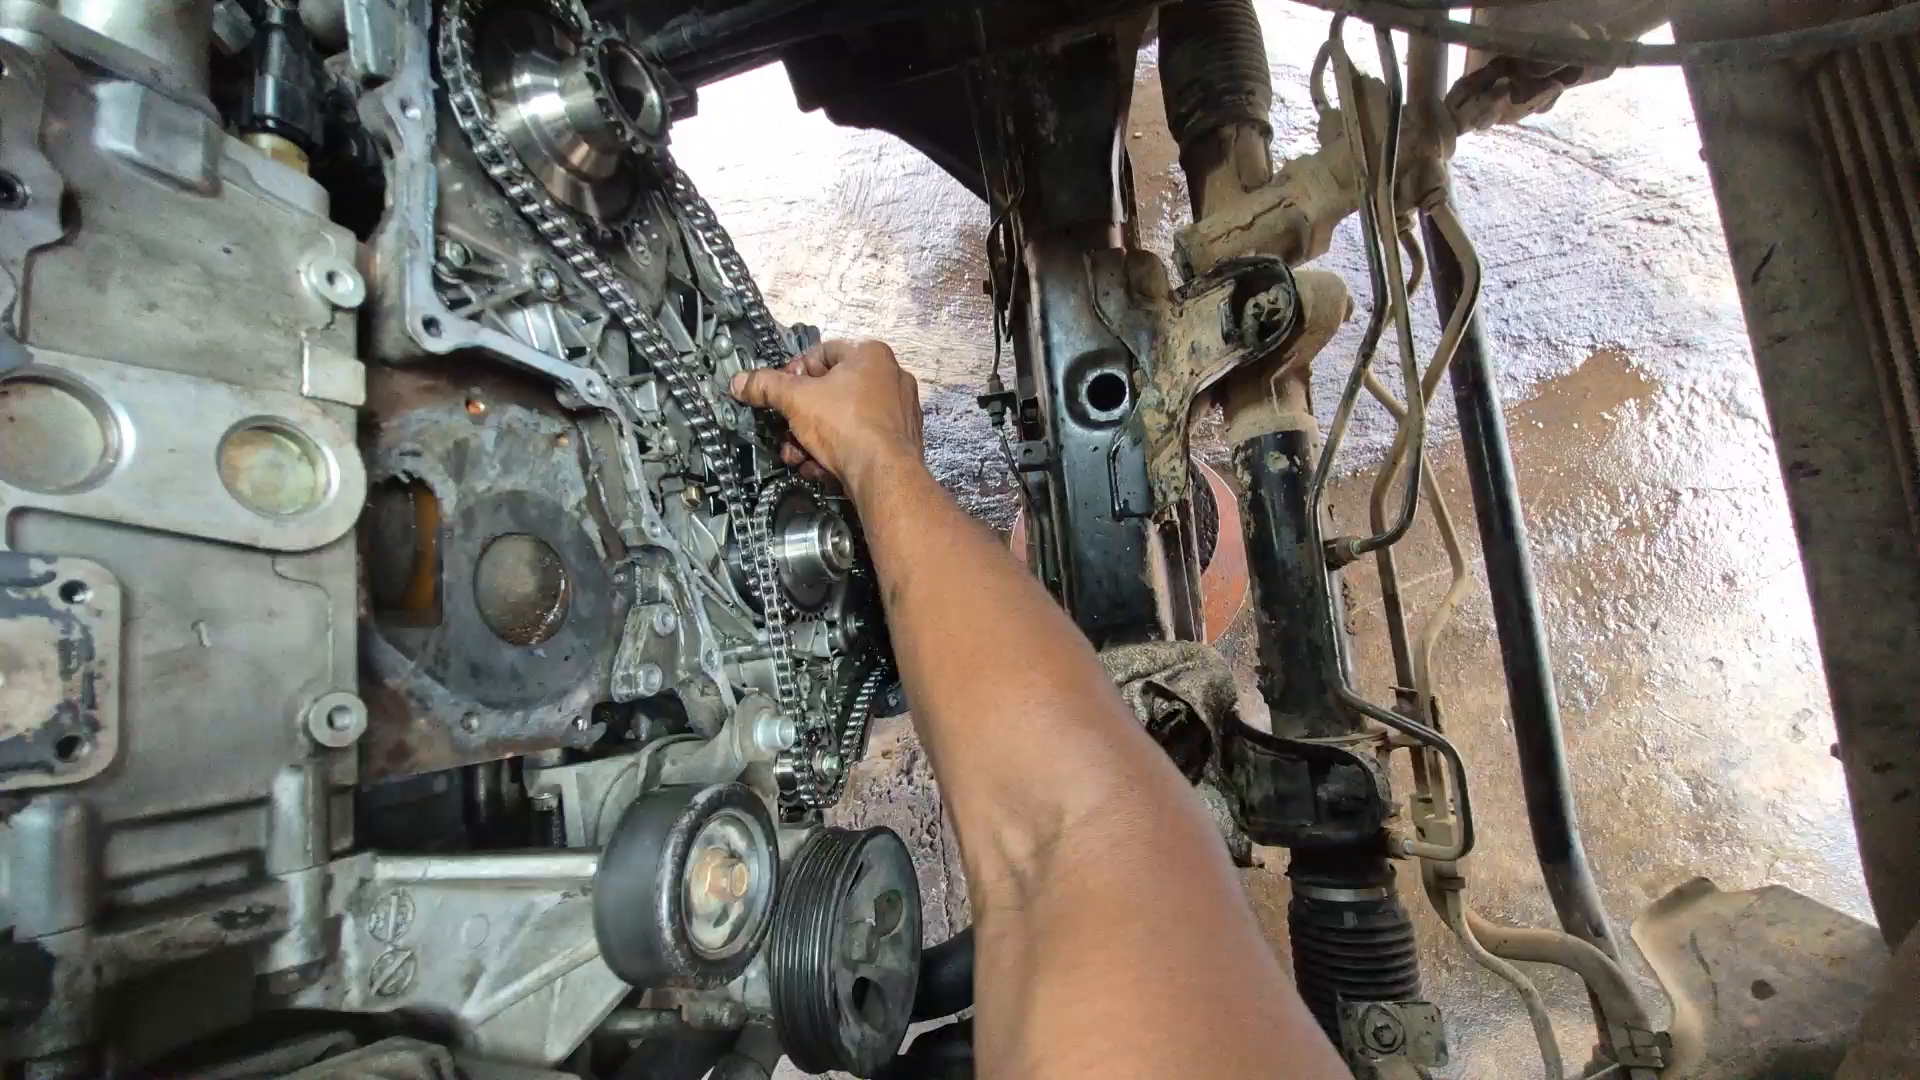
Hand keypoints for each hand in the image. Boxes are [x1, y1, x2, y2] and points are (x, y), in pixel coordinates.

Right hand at [730, 339, 924, 498]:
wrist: (884, 475)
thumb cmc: (845, 425)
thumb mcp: (795, 400)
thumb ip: (766, 386)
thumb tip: (740, 382)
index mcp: (871, 355)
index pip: (822, 353)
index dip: (795, 372)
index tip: (780, 392)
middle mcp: (891, 378)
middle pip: (831, 393)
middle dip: (801, 418)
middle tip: (786, 432)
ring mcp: (898, 412)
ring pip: (843, 421)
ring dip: (813, 440)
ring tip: (799, 456)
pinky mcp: (899, 443)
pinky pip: (860, 441)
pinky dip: (838, 453)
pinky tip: (821, 468)